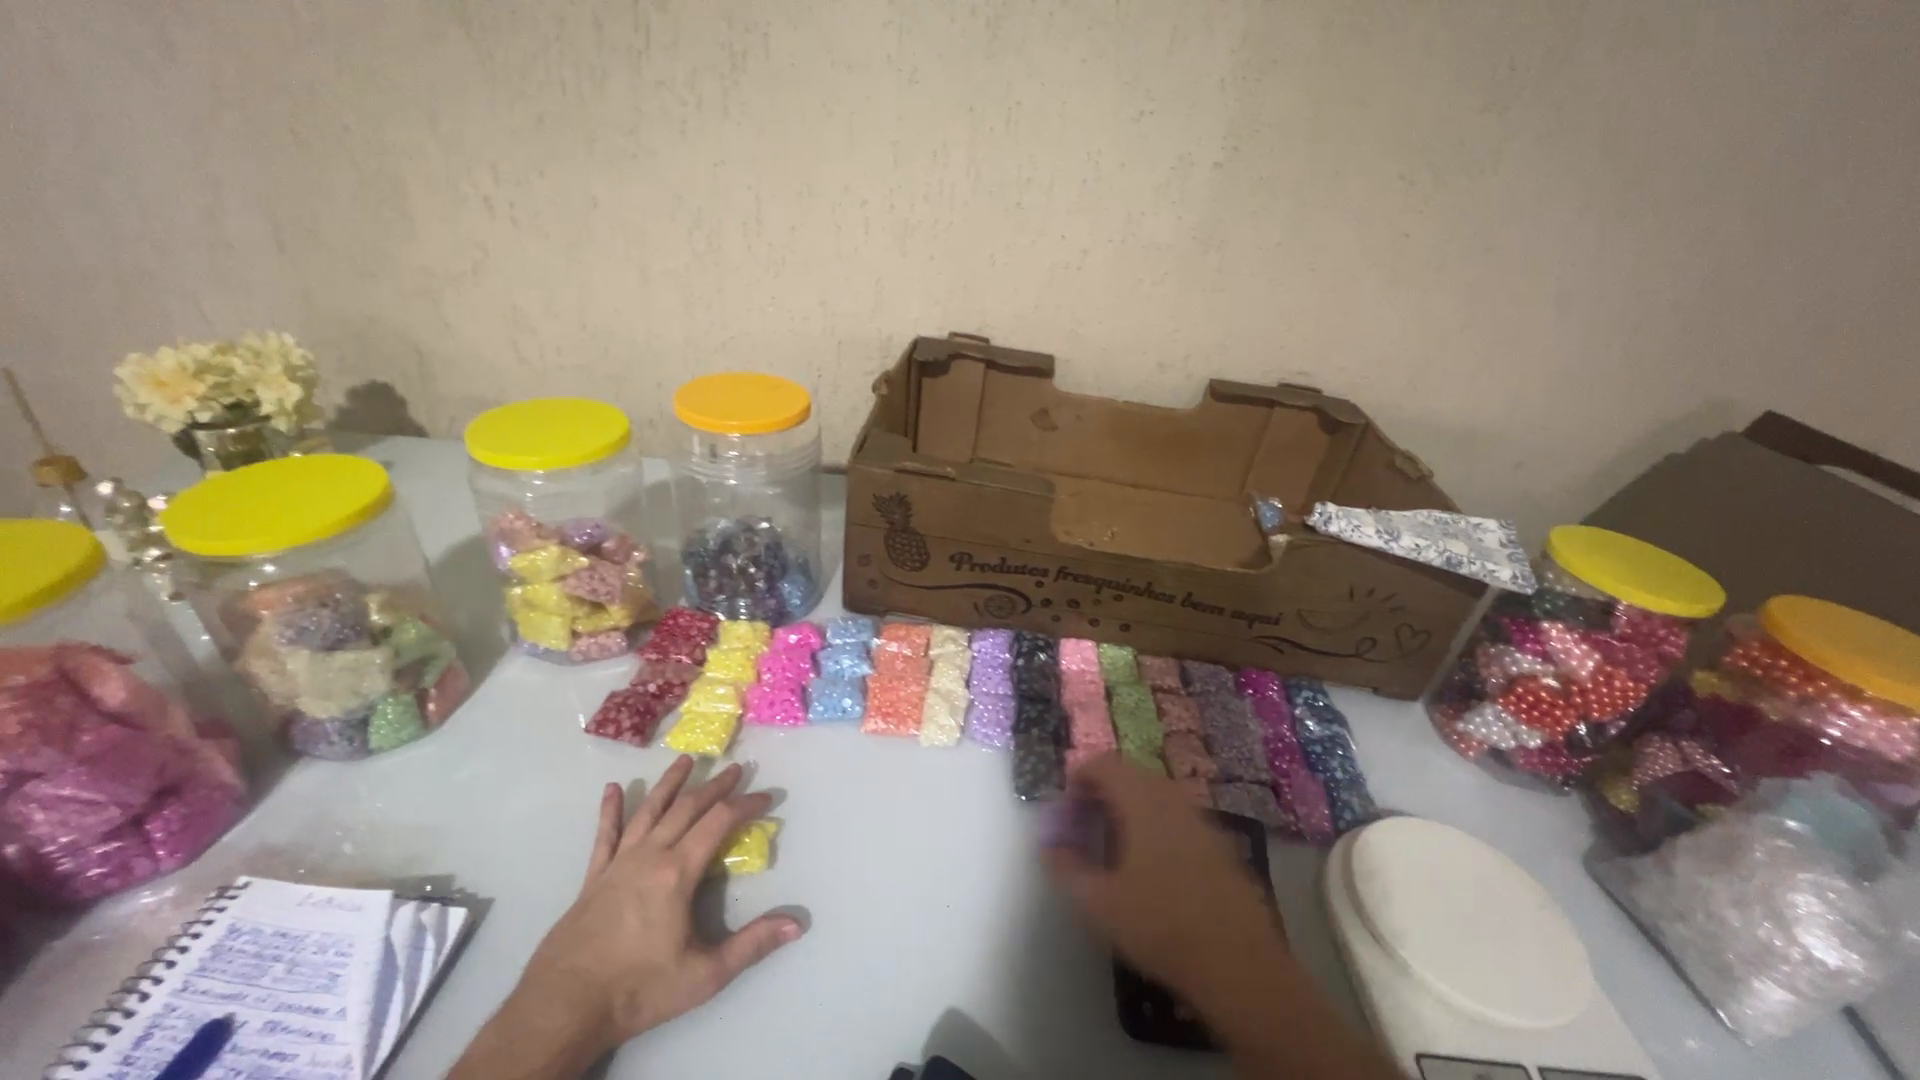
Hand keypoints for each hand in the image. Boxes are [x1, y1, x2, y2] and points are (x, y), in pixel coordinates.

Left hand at [451, 758, 801, 1077]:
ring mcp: (617, 864)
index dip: (745, 805)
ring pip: (648, 811)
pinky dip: (611, 810)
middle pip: (686, 808)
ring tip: (684, 761)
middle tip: (734, 769)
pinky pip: (605, 835)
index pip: (719, 823)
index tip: (766, 797)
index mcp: (678, 873)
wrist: (565, 1006)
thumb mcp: (706, 974)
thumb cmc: (639, 988)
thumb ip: (752, 945)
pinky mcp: (593, 878)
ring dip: (669, 784)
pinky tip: (613, 789)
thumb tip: (797, 924)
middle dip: (714, 787)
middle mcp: (649, 856)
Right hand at [1044, 755, 1289, 1014]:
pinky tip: (1152, 869)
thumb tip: (1048, 845)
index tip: (1065, 812)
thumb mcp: (1099, 903)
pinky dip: (1156, 827)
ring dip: (1130, 810)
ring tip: (1113, 848)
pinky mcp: (1221, 846)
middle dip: (1102, 793)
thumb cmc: (1161, 927)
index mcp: (1143, 802)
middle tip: (1084, 828)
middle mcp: (1174, 800)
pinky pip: (1179, 819)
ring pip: (1158, 797)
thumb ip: (1066, 867)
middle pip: (1132, 775)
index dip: (1078, 778)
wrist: (1239, 965)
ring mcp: (1203, 821)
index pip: (1104, 764)